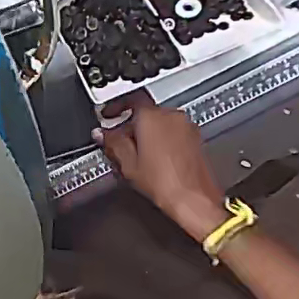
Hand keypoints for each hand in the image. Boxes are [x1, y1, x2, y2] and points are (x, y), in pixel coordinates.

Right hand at [95, 92, 228, 238]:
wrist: (194, 198)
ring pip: (159, 122)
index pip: (131, 99)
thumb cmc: (166, 183)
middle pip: (145, 112)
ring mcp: (186, 126)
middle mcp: (171, 116)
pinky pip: (172, 131)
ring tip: (137, 156)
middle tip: (118, 142)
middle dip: (130, 126)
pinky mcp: (194, 137)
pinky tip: (154, 160)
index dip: (116, 107)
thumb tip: (103, 134)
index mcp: (152, 117)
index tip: (108, 115)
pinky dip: (161, 139)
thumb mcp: (128, 164)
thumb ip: (113, 143)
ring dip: (146, 133)